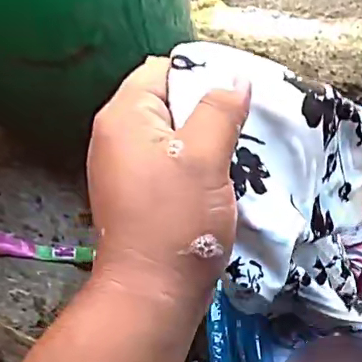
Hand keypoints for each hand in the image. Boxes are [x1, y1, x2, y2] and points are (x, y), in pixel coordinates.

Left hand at [86, 55, 252, 311]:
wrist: (154, 290)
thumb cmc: (177, 222)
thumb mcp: (205, 160)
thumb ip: (219, 114)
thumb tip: (236, 80)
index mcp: (124, 116)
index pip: (164, 71)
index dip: (204, 79)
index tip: (240, 102)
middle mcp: (117, 137)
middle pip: (170, 105)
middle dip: (209, 116)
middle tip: (244, 136)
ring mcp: (127, 171)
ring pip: (175, 141)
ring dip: (207, 149)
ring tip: (236, 165)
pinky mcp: (141, 200)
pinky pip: (172, 170)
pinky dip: (198, 174)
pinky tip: (219, 190)